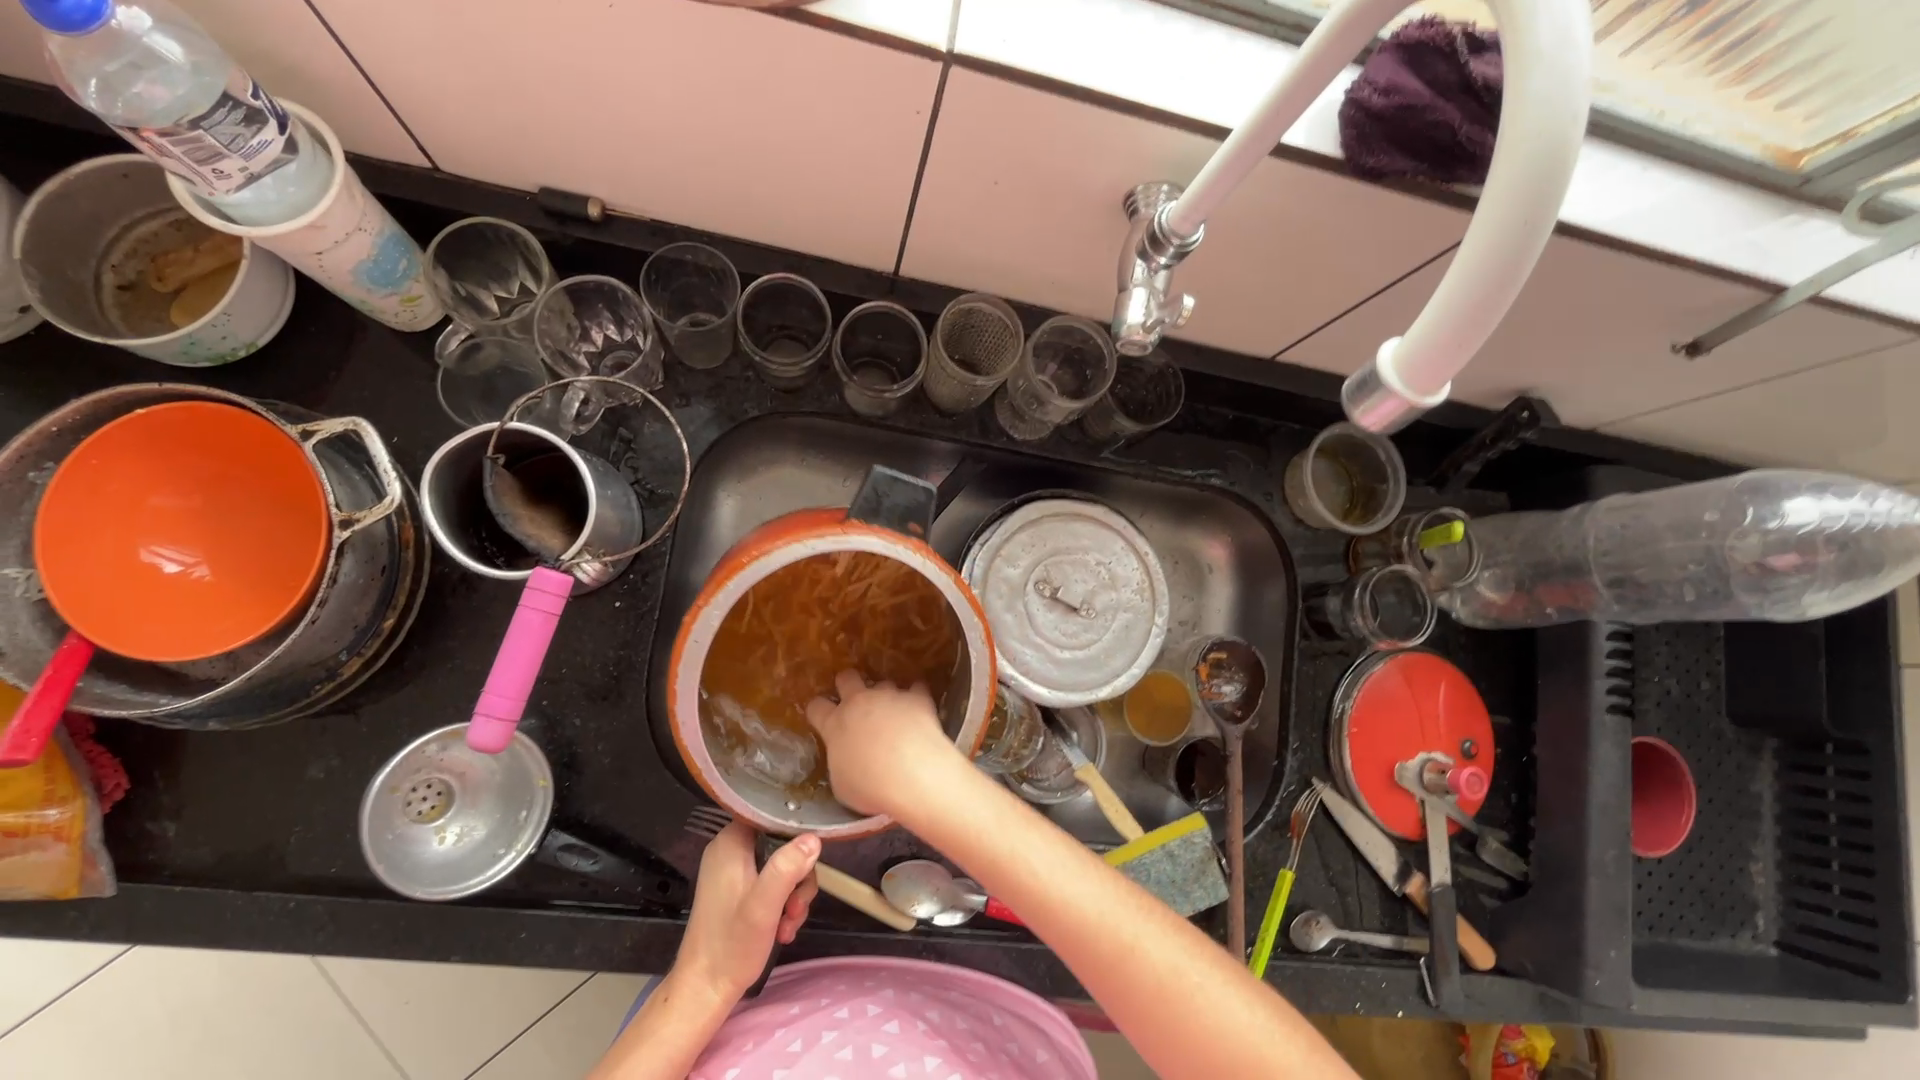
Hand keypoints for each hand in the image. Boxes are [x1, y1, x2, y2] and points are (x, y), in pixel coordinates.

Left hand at [674, 822, 819, 1000]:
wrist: (706, 989)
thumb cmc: (731, 945)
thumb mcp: (764, 905)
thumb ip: (787, 868)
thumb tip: (814, 839)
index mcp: (731, 843)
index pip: (772, 816)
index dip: (796, 834)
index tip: (807, 862)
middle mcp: (731, 851)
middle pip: (782, 844)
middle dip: (797, 877)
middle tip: (795, 906)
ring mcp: (734, 872)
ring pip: (782, 867)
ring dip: (793, 896)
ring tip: (788, 923)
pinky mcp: (738, 892)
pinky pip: (772, 885)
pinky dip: (782, 905)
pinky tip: (782, 929)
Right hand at [805, 669, 961, 816]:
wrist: (911, 775)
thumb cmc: (870, 787)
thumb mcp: (841, 783)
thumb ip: (840, 761)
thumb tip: (846, 758)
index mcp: (835, 724)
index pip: (816, 707)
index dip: (818, 710)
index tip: (821, 716)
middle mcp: (860, 703)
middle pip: (847, 678)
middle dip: (848, 683)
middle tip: (854, 697)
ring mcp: (889, 697)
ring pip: (883, 683)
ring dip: (886, 696)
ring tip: (894, 713)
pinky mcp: (917, 699)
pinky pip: (917, 688)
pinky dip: (917, 696)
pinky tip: (920, 709)